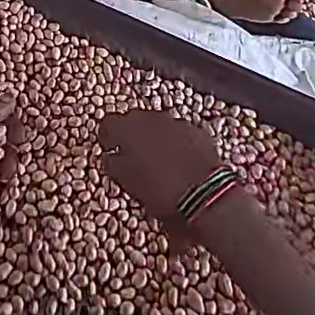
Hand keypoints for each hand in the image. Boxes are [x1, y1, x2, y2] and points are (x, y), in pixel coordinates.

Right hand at [98, 111, 226, 229]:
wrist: (207, 196)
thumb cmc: (160, 191)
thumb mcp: (128, 183)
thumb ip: (114, 165)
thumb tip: (110, 158)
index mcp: (127, 129)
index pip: (107, 123)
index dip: (106, 137)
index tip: (108, 149)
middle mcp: (150, 118)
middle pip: (133, 120)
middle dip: (130, 135)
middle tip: (132, 157)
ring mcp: (175, 122)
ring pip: (157, 125)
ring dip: (154, 138)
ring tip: (158, 161)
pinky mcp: (197, 131)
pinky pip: (179, 132)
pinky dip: (176, 143)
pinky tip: (180, 161)